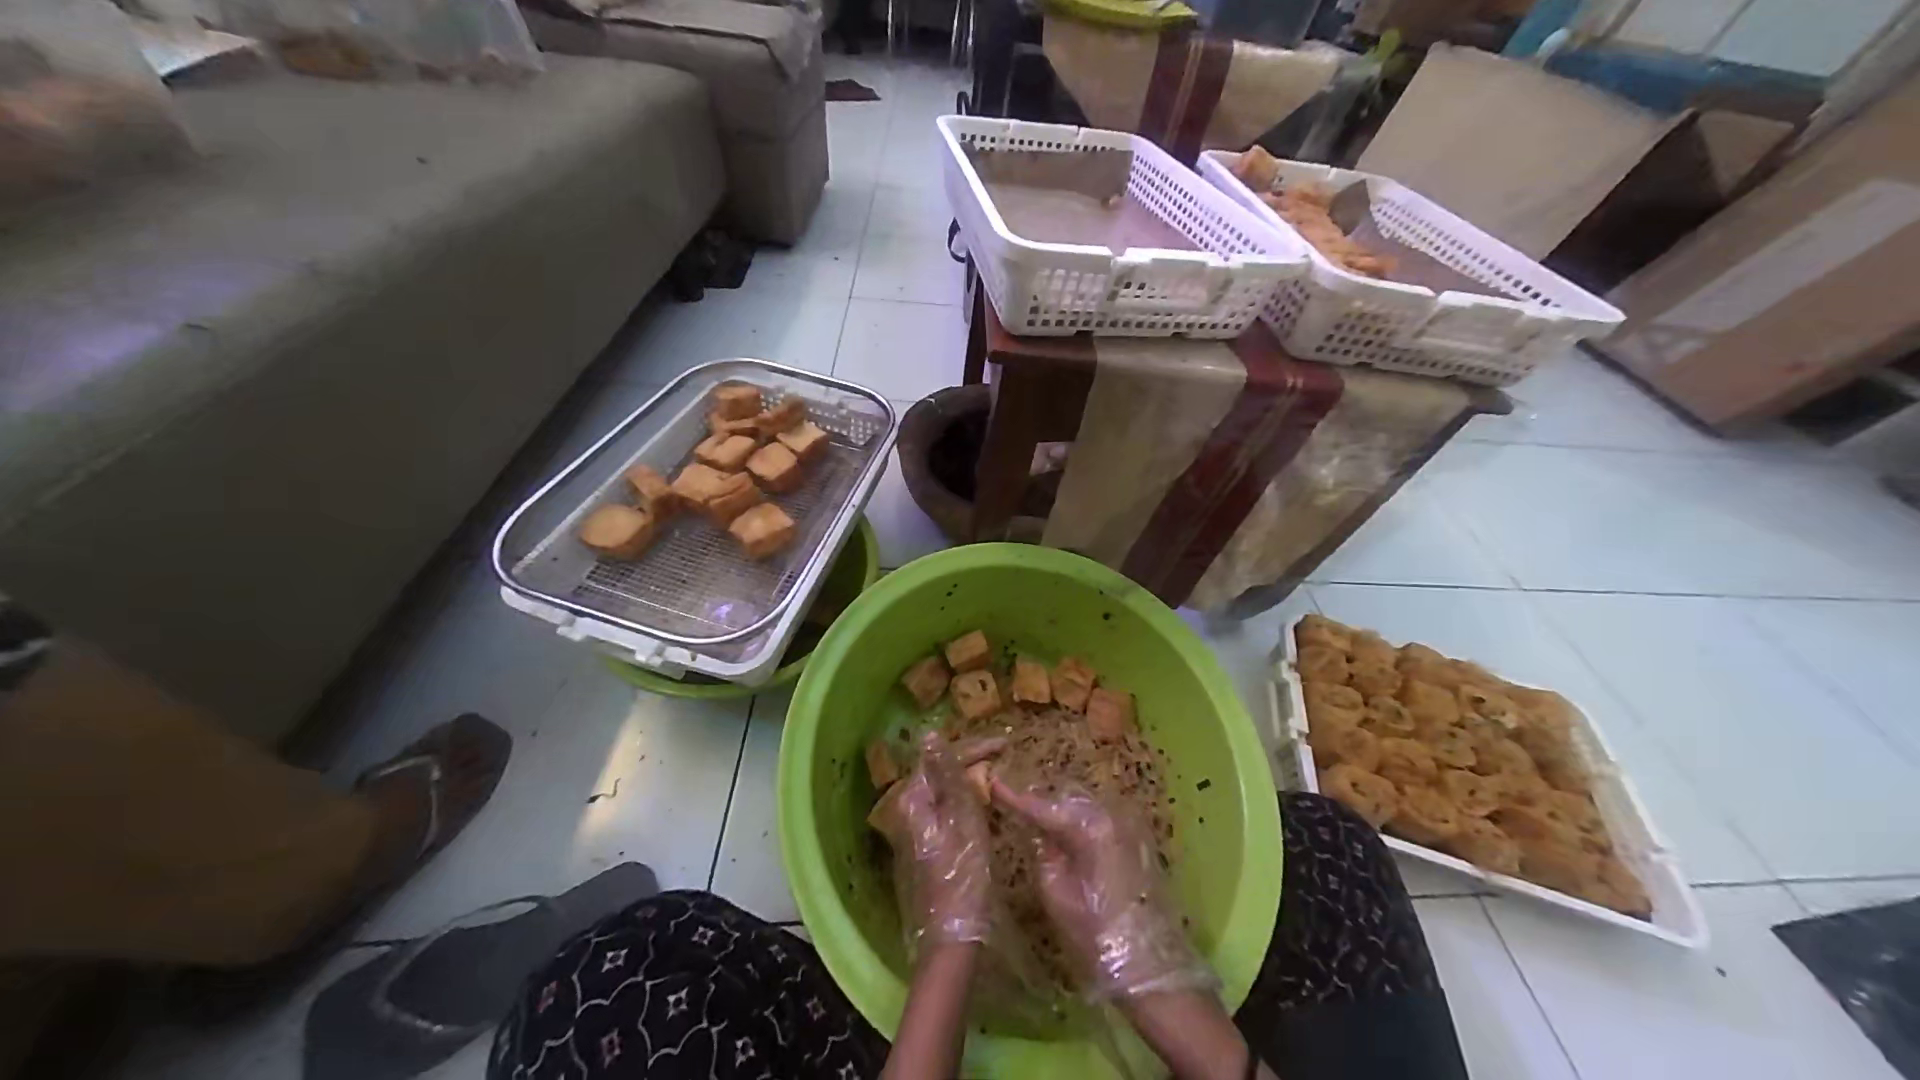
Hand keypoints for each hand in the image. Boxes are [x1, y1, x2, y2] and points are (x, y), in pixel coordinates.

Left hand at [869, 733, 1004, 945]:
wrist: (952, 938)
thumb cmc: (962, 876)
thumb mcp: (962, 819)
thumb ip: (948, 775)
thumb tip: (931, 734)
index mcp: (913, 800)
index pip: (941, 758)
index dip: (974, 748)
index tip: (1006, 744)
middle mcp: (906, 811)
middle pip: (939, 774)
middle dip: (970, 762)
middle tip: (1003, 755)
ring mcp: (913, 831)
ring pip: (943, 793)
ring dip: (968, 782)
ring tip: (996, 773)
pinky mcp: (923, 847)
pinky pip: (945, 812)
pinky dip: (964, 804)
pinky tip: (983, 804)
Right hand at [990, 777, 1214, 999]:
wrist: (1148, 968)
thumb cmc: (1096, 936)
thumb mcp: (1056, 895)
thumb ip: (1043, 854)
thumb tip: (1038, 833)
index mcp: (1092, 828)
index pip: (1045, 807)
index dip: (1015, 797)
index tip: (992, 783)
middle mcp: (1113, 817)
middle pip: (1066, 800)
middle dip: (1039, 801)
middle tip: (1010, 801)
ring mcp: (1128, 828)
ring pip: (1083, 809)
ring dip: (1060, 812)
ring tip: (1032, 816)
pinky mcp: (1135, 842)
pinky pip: (1098, 822)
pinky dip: (1078, 825)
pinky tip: (1062, 834)